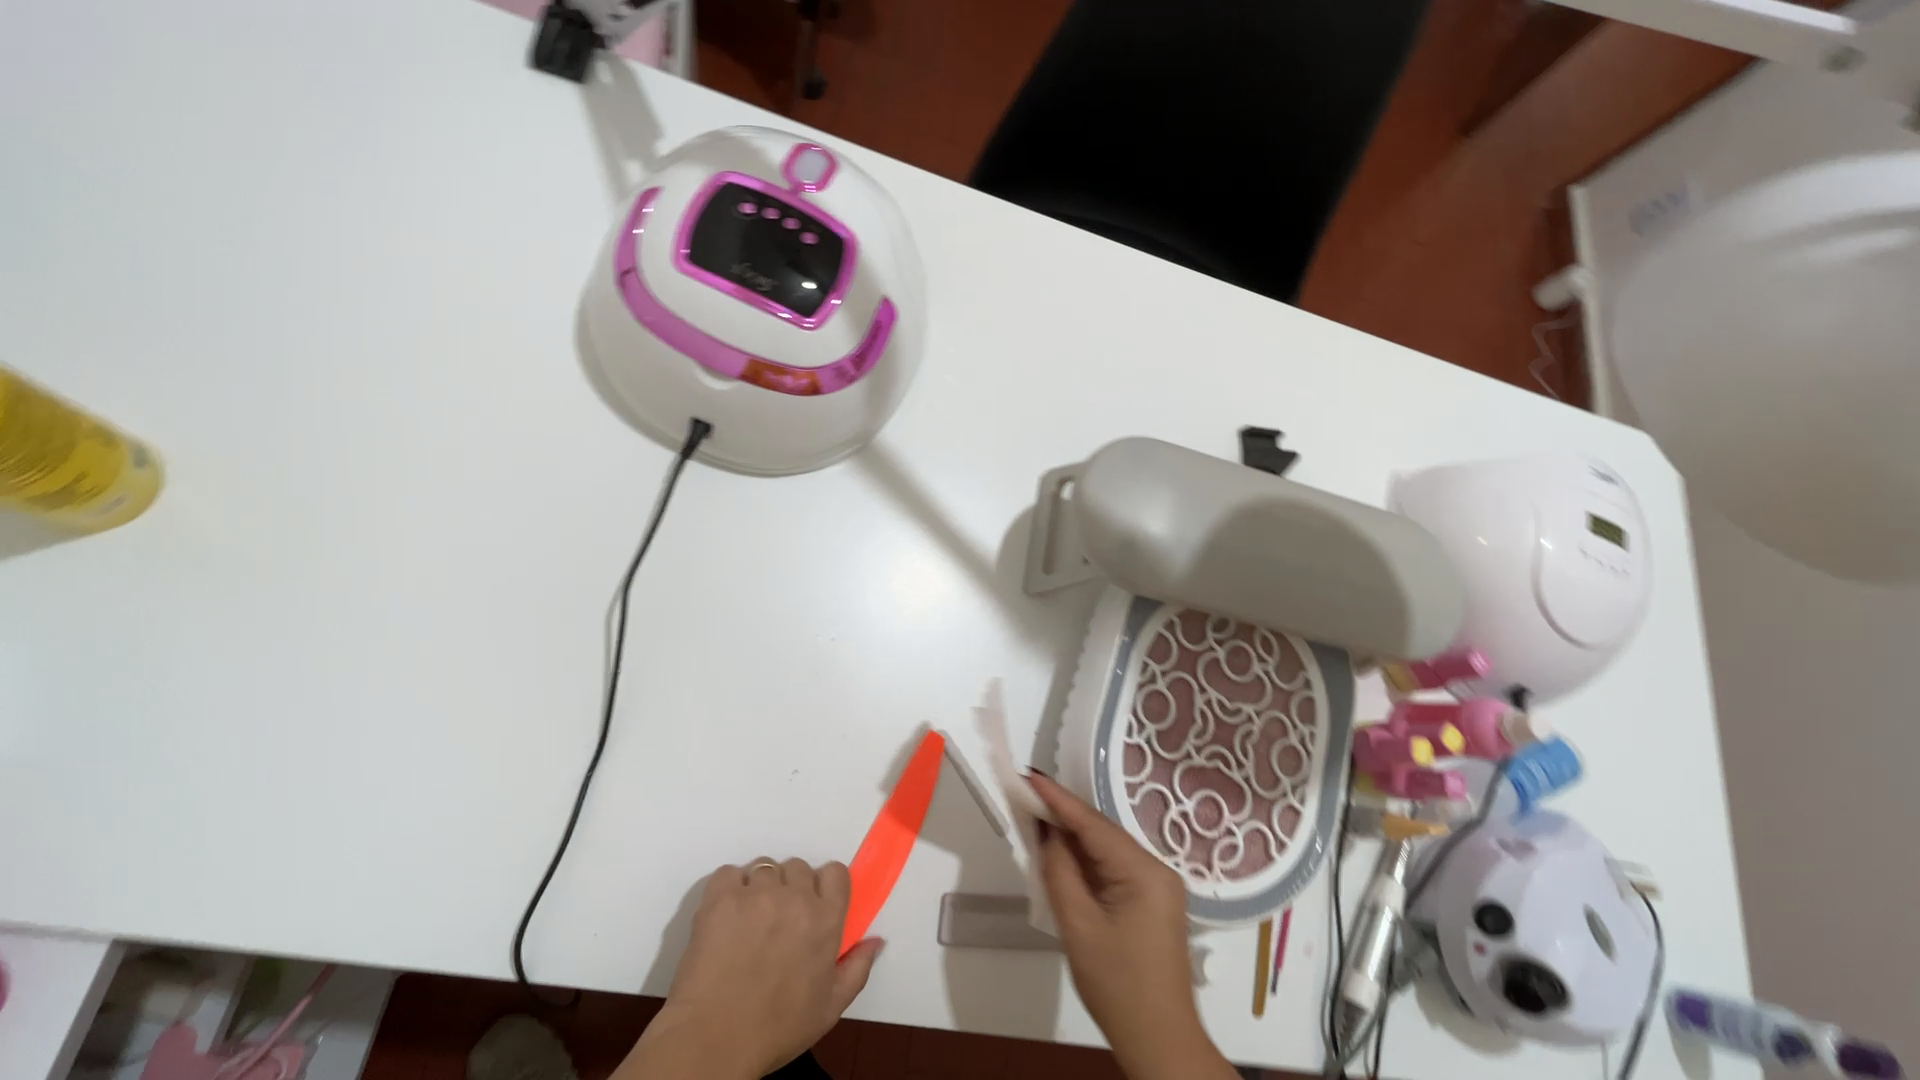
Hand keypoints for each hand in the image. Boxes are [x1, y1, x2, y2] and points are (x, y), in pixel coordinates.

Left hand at [618, 859, 883, 1079]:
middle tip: (778, 919)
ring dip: (760, 887)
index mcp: (826, 920)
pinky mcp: (720, 898)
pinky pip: (729, 873)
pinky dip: (729, 888)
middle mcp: (794, 898)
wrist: (714, 1039)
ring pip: (764, 867)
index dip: (825, 885)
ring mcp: (756, 894)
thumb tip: (876, 940)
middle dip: (791, 887)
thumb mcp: (829, 1008)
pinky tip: (726, 915)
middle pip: (798, 867)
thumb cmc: (777, 1029)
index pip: (835, 872)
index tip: (814, 903)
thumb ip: (857, 969)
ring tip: (749, 919)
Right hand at [1028, 774, 1236, 1079]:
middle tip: (1025, 795)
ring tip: (1036, 818)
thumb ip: (1060, 870)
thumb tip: (1046, 831)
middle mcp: (1157, 870)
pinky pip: (1115, 869)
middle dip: (1063, 815)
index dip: (1058, 799)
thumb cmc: (1116, 983)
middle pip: (1103, 833)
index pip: (1093, 824)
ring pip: (1108, 851)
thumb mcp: (1078, 925)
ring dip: (1074, 838)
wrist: (1158, 1038)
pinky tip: (1063, 855)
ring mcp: (1159, 887)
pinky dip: (1088, 861)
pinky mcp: (1153, 903)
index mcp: (1144, 871)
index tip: (1028, 776)